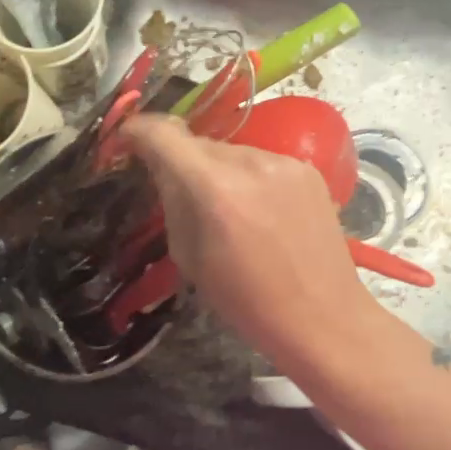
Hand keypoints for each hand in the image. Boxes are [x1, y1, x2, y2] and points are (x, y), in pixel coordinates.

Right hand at [122, 114, 380, 364]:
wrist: (325, 319)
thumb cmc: (247, 301)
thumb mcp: (189, 256)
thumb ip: (171, 201)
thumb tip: (160, 166)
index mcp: (213, 187)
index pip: (161, 133)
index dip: (136, 131)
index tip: (125, 141)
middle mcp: (248, 161)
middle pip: (196, 143)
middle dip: (181, 161)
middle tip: (181, 193)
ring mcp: (282, 161)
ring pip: (229, 151)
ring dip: (217, 170)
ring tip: (228, 210)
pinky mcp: (306, 168)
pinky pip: (259, 160)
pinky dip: (248, 177)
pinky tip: (260, 211)